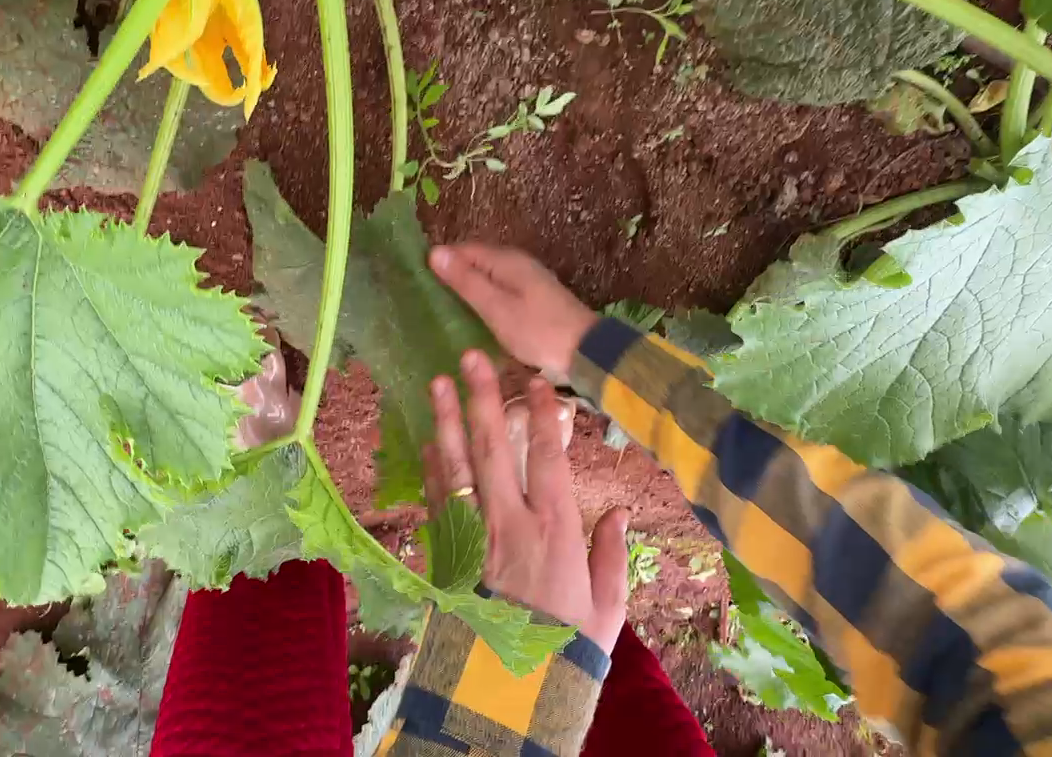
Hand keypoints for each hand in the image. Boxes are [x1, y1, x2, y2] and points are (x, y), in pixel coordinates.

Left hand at [422, 349, 628, 651]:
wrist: (510, 695)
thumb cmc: (567, 649)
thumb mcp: (607, 609)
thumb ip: (612, 554)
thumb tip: (621, 509)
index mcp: (555, 530)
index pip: (546, 456)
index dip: (540, 413)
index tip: (535, 379)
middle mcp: (510, 523)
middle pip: (492, 448)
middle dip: (482, 398)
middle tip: (472, 357)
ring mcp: (473, 537)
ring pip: (457, 466)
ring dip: (447, 420)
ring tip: (439, 382)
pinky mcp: (449, 553)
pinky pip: (438, 500)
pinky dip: (433, 467)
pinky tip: (429, 439)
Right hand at [429, 244, 597, 383]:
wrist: (585, 351)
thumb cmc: (538, 330)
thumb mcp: (496, 307)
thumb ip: (466, 281)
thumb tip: (434, 252)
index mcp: (505, 260)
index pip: (462, 249)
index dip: (439, 261)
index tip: (415, 280)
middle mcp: (515, 262)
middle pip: (474, 260)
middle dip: (450, 274)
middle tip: (423, 298)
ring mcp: (525, 279)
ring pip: (486, 276)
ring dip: (465, 288)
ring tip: (440, 309)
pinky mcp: (531, 297)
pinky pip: (497, 290)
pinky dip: (482, 299)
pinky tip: (470, 317)